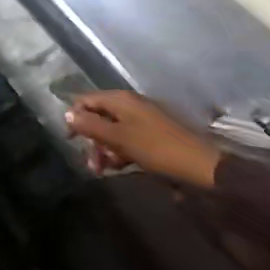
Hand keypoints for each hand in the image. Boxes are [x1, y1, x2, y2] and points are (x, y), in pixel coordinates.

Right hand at [65, 90, 222, 188]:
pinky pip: (127, 138)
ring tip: (103, 170)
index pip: (85, 101)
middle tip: (91, 163)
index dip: (74, 118)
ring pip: (112, 130)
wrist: (203, 166)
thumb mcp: (118, 138)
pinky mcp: (152, 134)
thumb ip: (90, 125)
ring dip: (104, 149)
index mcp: (120, 99)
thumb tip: (66, 114)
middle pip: (98, 117)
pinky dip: (119, 151)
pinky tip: (119, 167)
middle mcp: (129, 104)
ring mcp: (142, 119)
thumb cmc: (156, 148)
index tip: (71, 140)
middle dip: (91, 140)